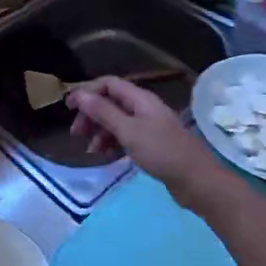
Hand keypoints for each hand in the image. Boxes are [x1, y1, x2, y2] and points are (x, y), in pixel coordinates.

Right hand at [67, 76, 235, 208]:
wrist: (196, 180)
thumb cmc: (162, 152)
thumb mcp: (128, 130)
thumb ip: (103, 112)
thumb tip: (80, 94)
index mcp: (140, 99)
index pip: (108, 84)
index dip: (87, 91)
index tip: (68, 108)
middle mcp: (144, 108)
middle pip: (111, 102)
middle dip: (91, 115)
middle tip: (76, 133)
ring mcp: (149, 126)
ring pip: (117, 121)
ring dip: (100, 131)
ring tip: (90, 150)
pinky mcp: (152, 144)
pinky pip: (126, 136)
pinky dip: (112, 143)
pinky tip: (106, 155)